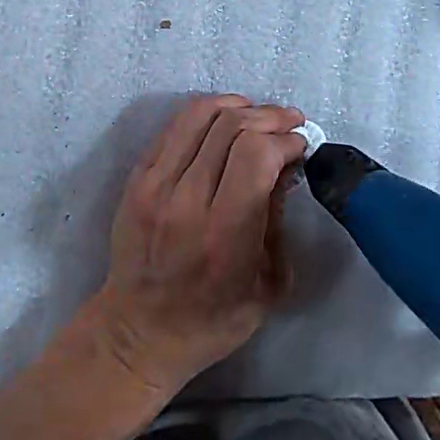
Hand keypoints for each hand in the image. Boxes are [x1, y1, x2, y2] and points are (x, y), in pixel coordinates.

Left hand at [85, 94, 306, 393]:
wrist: (139, 332)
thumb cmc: (214, 318)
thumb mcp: (269, 283)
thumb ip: (279, 220)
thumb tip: (286, 165)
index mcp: (224, 234)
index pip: (257, 155)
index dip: (287, 139)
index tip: (302, 145)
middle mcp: (186, 202)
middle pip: (232, 128)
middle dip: (271, 117)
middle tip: (291, 124)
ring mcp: (154, 186)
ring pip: (201, 116)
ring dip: (240, 107)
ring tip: (260, 115)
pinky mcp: (137, 179)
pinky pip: (175, 126)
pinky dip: (208, 112)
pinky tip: (228, 120)